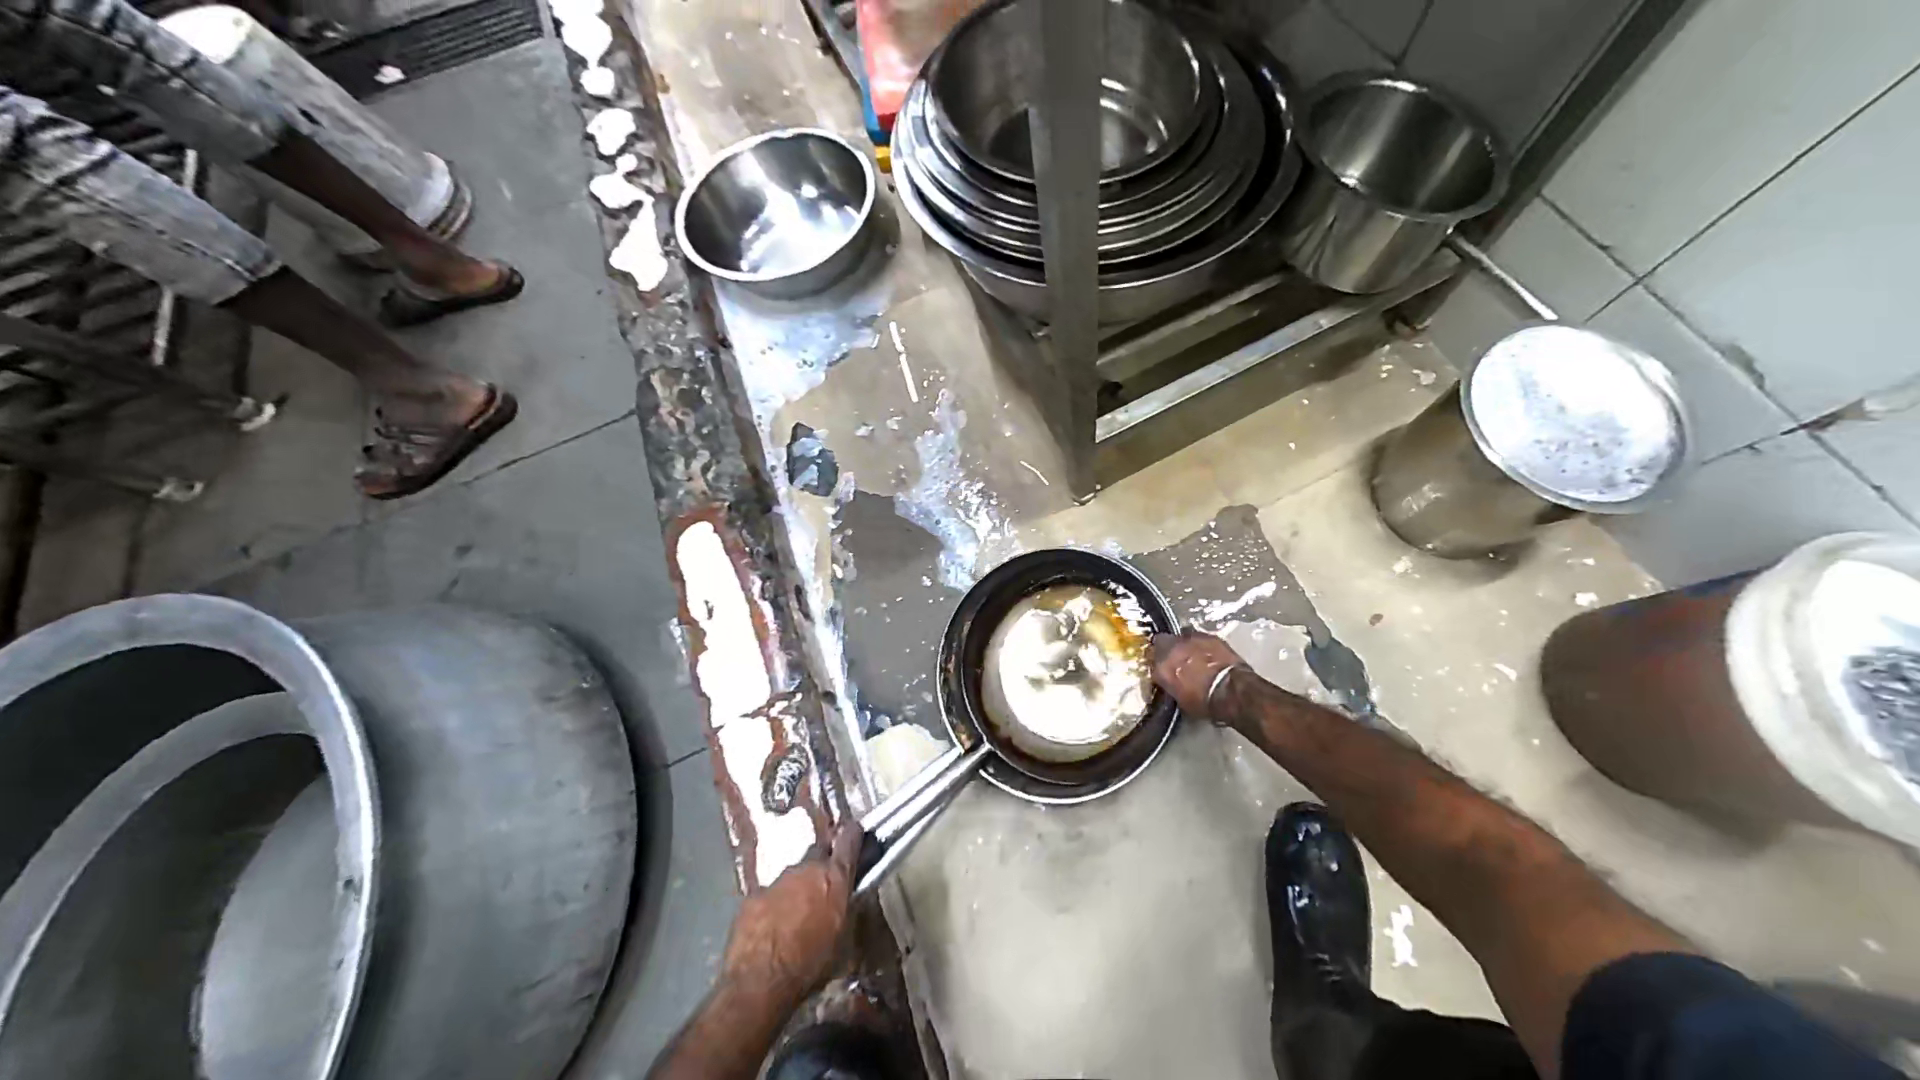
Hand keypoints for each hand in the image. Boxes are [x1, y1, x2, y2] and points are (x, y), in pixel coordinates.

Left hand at [719, 819, 859, 1006]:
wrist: (759, 981)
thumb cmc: (811, 965)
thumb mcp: (843, 941)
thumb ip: (847, 910)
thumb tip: (848, 902)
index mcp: (835, 878)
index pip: (849, 839)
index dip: (854, 835)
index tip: (857, 833)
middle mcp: (807, 869)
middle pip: (818, 854)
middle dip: (823, 866)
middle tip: (825, 888)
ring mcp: (777, 880)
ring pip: (792, 876)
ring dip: (797, 889)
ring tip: (796, 916)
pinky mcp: (752, 896)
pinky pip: (769, 896)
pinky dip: (773, 906)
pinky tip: (771, 929)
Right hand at [1151, 630, 1246, 723]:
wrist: (1231, 691)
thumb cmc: (1205, 703)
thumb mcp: (1181, 700)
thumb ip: (1172, 685)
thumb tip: (1175, 683)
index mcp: (1161, 668)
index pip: (1152, 661)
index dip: (1158, 664)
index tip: (1163, 669)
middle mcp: (1171, 650)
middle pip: (1163, 641)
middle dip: (1168, 648)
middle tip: (1176, 658)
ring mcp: (1190, 640)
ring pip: (1182, 636)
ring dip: (1186, 644)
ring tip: (1194, 655)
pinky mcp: (1210, 636)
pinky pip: (1201, 638)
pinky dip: (1203, 645)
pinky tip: (1209, 654)